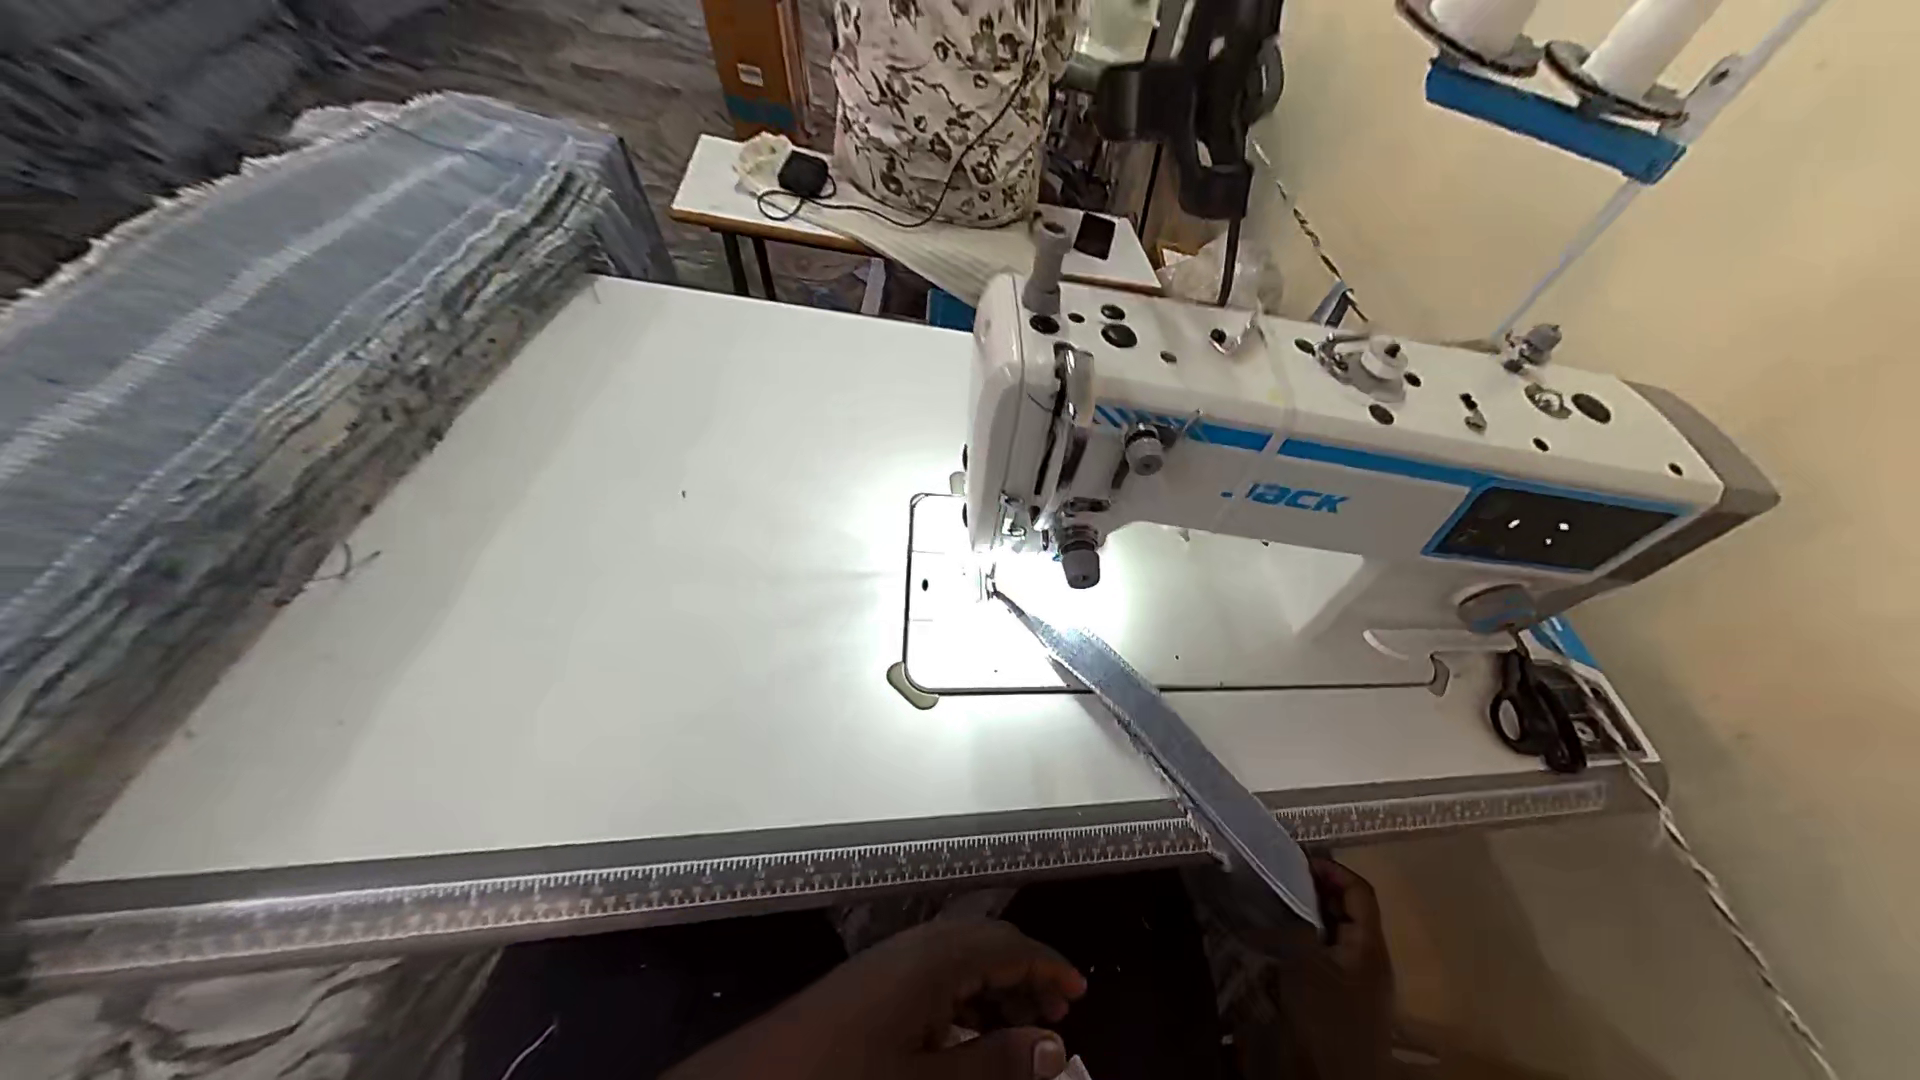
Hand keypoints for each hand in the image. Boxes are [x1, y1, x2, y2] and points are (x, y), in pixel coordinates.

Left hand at [663, 918, 1087, 1079]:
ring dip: (997, 992)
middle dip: (1027, 977)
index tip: (1083, 993)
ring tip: (1023, 1035)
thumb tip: (1056, 1046)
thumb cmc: (849, 1075)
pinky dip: (966, 1003)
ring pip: (964, 962)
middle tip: (1059, 1017)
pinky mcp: (877, 980)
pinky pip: (937, 978)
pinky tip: (970, 1039)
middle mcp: (919, 945)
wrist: (760, 1078)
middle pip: (989, 946)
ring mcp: (895, 960)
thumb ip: (995, 1063)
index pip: (1010, 946)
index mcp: (937, 956)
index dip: (1050, 966)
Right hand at [1270, 859, 1394, 1079]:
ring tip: (1267, 899)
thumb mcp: (1303, 961)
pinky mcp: (1333, 1001)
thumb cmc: (1320, 1019)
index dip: (1332, 869)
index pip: (1360, 892)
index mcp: (1370, 949)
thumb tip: (1277, 893)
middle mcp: (1367, 963)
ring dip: (1303, 913)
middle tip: (1276, 874)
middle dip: (1314, 889)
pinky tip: (1268, 936)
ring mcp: (1352, 984)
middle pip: (1346, 911)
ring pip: (1330, 932)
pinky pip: (1318, 955)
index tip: (1296, 859)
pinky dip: (1298, 938)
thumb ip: (1294, 922)